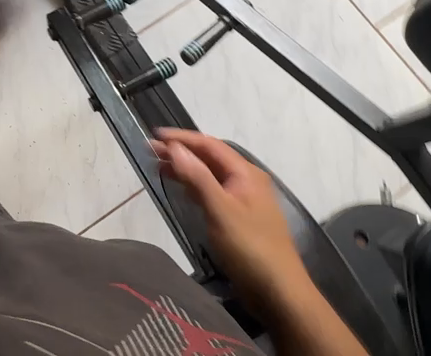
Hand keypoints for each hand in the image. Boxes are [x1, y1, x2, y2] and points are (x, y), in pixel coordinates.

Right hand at [153, 129, 312, 313]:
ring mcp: (243, 200)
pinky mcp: (239, 218)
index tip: (155, 135)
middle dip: (181, 152)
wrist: (280, 294)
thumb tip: (174, 147)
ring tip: (158, 166)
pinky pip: (213, 192)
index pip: (209, 145)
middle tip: (150, 151)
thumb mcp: (220, 210)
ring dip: (186, 168)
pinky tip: (181, 189)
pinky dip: (194, 186)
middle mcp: (246, 180)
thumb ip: (196, 177)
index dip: (181, 138)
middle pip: (209, 158)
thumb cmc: (250, 248)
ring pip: (210, 175)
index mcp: (245, 173)